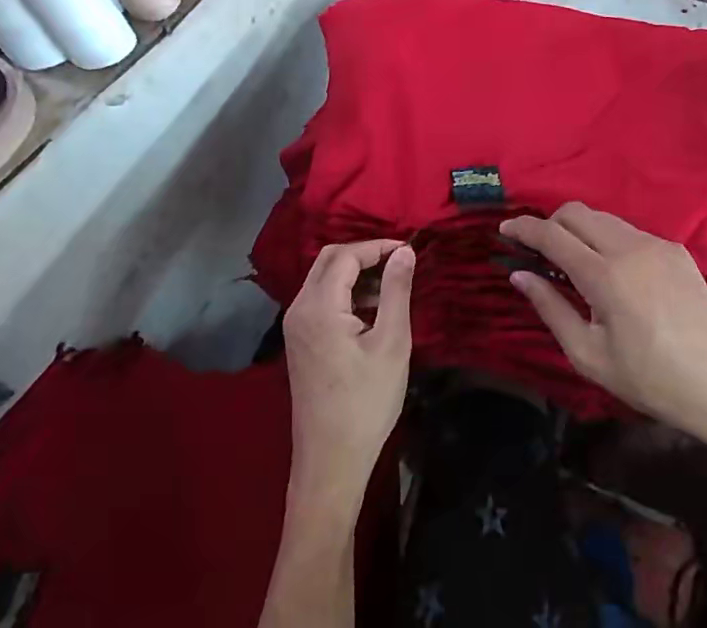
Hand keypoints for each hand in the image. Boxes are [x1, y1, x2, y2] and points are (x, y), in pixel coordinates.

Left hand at [281, 239, 415, 502]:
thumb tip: (405, 251)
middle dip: (366, 254)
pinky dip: (346, 292)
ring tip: (393, 283)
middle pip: (329, 260)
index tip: (410, 251)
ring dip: (356, 273)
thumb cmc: (366, 402)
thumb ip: (396, 291)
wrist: (331, 459)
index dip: (378, 246)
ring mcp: (296, 326)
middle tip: (401, 261)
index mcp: (319, 307)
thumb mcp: (391, 342)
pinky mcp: (301, 341)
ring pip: (324, 279)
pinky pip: (322, 299)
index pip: (346, 256)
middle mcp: (299, 309)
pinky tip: (373, 308)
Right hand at [501, 204, 706, 446]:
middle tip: (537, 250)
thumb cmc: (649, 379)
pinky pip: (630, 232)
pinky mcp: (676, 250)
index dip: (524, 228)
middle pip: (577, 212)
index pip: (553, 235)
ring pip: (605, 218)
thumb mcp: (589, 354)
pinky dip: (608, 240)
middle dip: (550, 223)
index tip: (504, 229)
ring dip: (580, 230)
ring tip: (572, 261)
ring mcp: (657, 245)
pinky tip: (611, 272)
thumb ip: (551, 308)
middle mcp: (631, 248)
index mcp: (606, 275)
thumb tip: (520, 276)